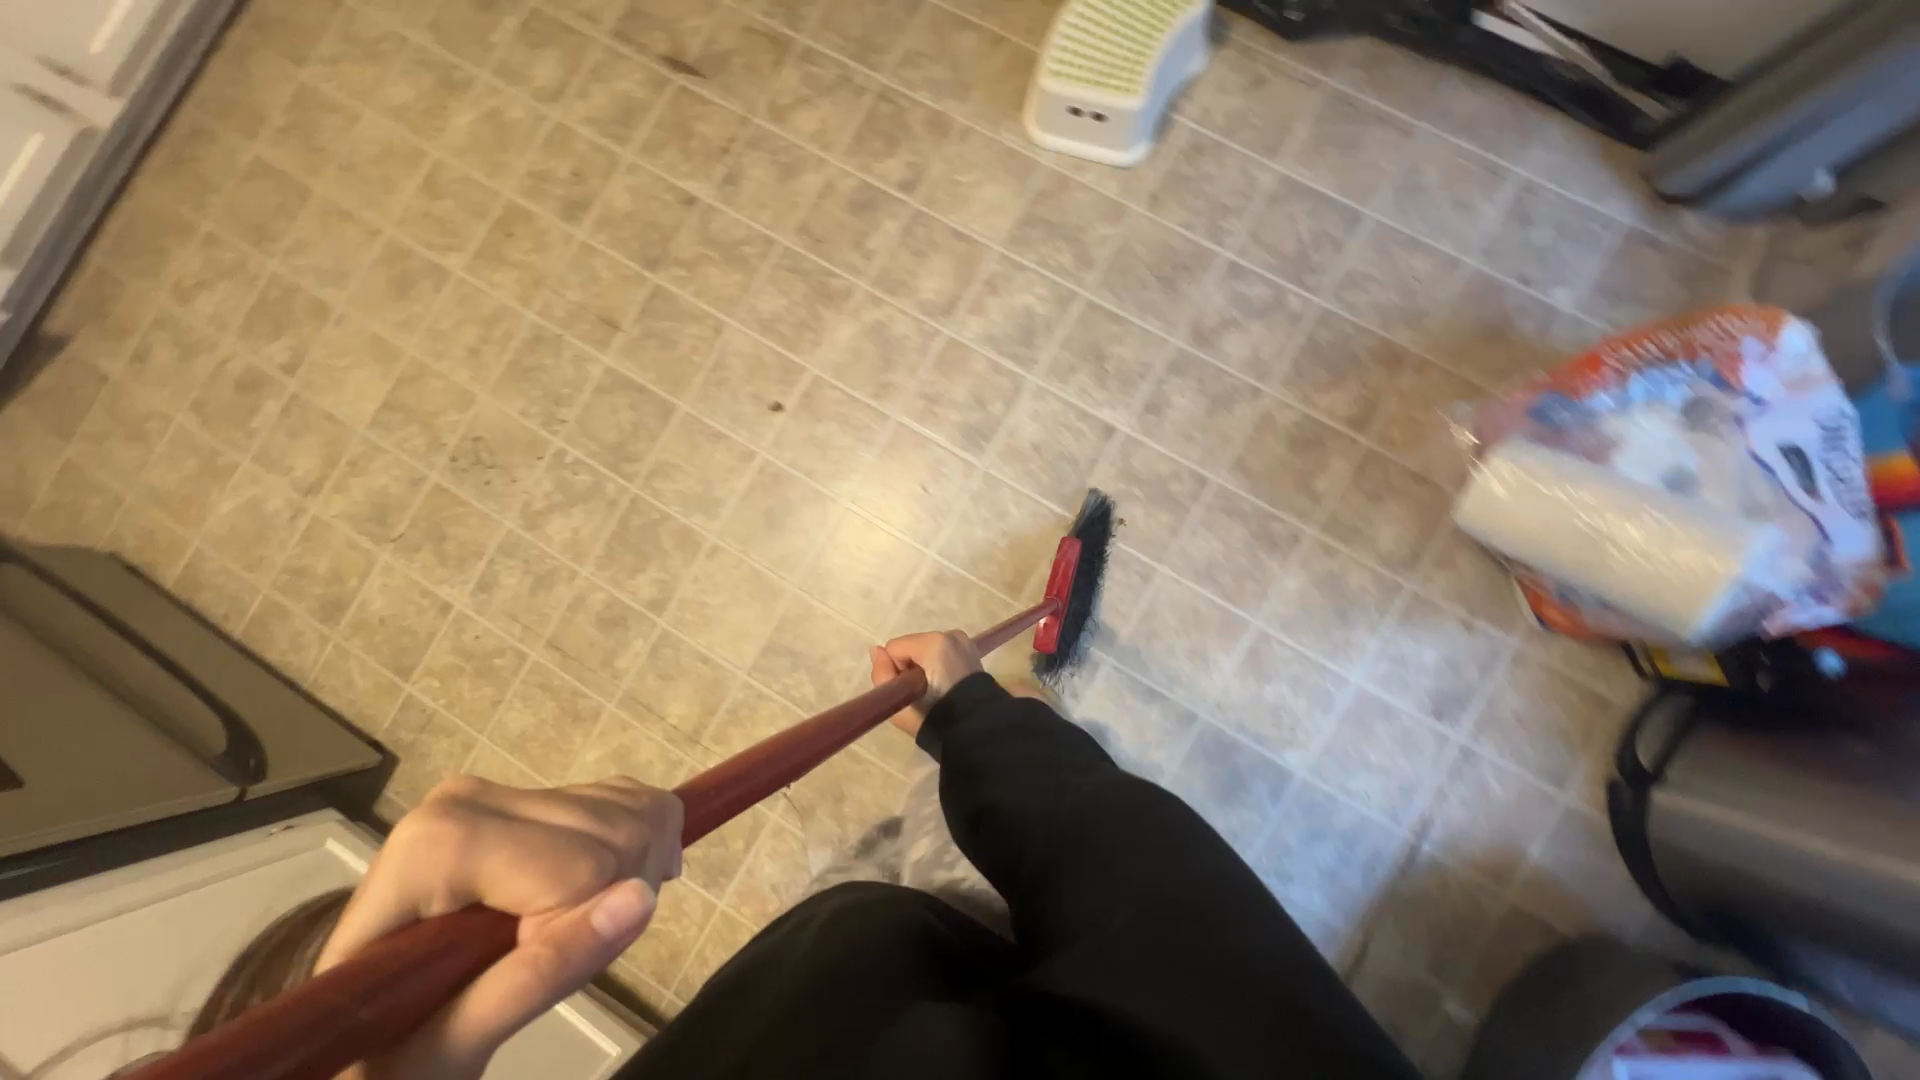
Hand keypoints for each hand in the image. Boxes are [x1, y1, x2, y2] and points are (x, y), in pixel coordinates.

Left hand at [316, 775, 683, 1079]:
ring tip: (570, 933)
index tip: (532, 980)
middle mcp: (469, 799)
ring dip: (633, 880)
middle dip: (616, 904)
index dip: (581, 929)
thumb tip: (640, 899)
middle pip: (616, 834)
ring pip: (633, 813)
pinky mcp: (533, 793)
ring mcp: (503, 791)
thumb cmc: (388, 1055)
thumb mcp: (451, 1047)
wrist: (364, 1033)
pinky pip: (629, 800)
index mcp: (438, 846)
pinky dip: (643, 848)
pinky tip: (603, 894)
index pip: (584, 865)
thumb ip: (541, 972)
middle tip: (559, 963)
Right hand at [868, 629, 982, 736]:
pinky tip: (944, 687)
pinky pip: (942, 654)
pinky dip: (938, 667)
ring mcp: (963, 643)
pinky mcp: (971, 652)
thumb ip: (882, 673)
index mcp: (934, 643)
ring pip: (926, 650)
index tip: (906, 691)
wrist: (975, 731)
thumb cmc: (934, 717)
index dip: (895, 671)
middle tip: (919, 694)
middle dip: (910, 667)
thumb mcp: (899, 702)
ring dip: (924, 667)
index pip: (895, 648)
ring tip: (933, 693)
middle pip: (912, 647)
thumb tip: (876, 651)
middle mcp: (950, 635)